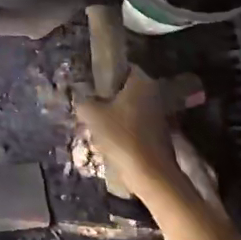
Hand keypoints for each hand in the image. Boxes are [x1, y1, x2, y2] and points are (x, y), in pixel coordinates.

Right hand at [76, 72, 182, 197]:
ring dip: (116, 114)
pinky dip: (125, 128)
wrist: (150, 172)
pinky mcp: (159, 131)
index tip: (92, 86)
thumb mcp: (93, 115)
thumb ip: (84, 102)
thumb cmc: (122, 136)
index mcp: (141, 81)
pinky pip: (136, 123)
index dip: (107, 74)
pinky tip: (111, 140)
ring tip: (97, 125)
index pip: (124, 67)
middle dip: (109, 97)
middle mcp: (154, 92)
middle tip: (91, 107)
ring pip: (131, 107)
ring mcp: (159, 113)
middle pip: (127, 89)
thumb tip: (82, 100)